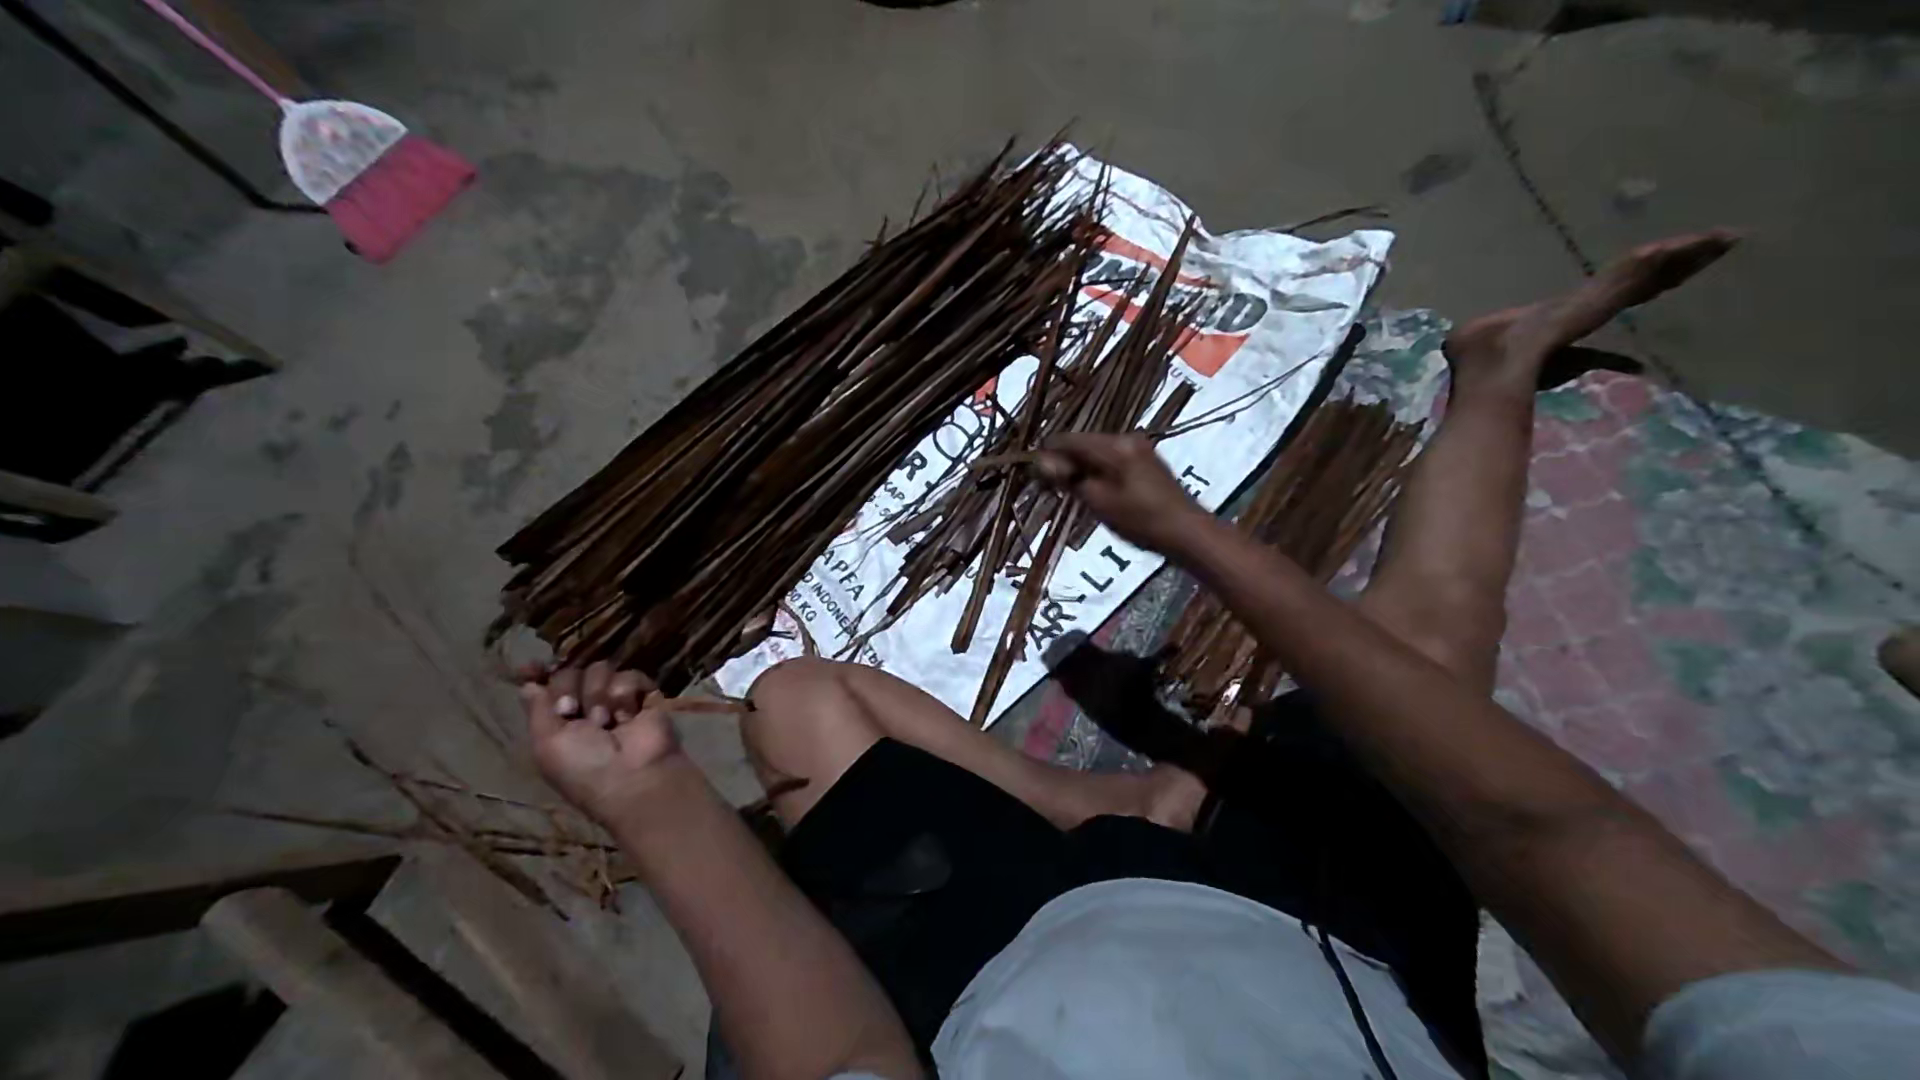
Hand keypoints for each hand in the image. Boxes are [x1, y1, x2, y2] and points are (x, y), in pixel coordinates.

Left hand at [519, 661, 678, 824]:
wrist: (633, 774)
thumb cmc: (582, 765)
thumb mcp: (546, 744)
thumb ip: (537, 709)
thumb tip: (526, 683)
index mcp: (557, 720)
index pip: (544, 685)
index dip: (538, 673)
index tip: (532, 667)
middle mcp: (584, 707)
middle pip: (570, 673)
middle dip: (571, 690)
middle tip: (574, 711)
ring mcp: (615, 700)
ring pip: (600, 670)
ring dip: (599, 695)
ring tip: (607, 720)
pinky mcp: (644, 695)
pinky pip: (630, 676)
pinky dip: (626, 693)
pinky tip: (628, 714)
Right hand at [1035, 433, 1216, 556]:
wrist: (1188, 533)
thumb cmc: (1141, 520)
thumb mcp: (1099, 501)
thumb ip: (1069, 478)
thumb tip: (1040, 461)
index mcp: (1114, 445)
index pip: (1068, 439)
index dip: (1047, 454)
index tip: (1034, 473)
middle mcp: (1126, 438)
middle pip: (1083, 443)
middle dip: (1064, 462)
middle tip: (1050, 487)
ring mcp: (1138, 448)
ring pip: (1096, 451)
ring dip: (1080, 467)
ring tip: (1070, 492)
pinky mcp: (1146, 460)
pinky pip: (1111, 458)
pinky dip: (1098, 470)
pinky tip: (1094, 490)